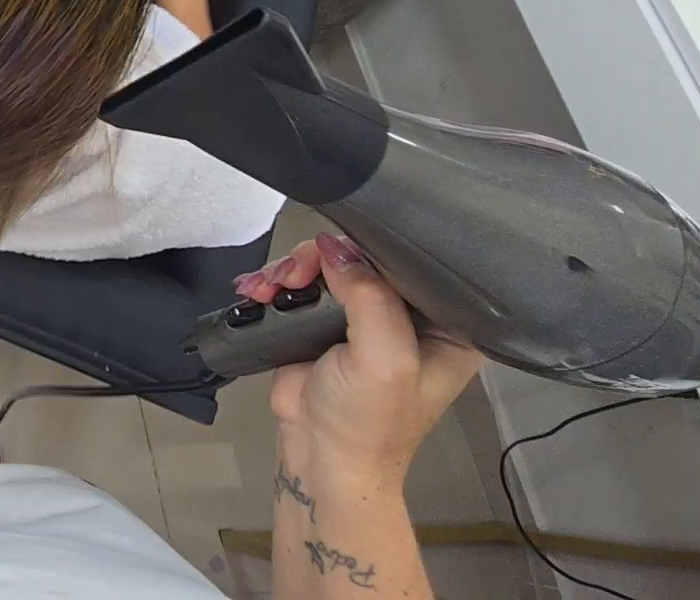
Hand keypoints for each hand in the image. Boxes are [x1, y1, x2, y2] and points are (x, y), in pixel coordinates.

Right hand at [247, 233, 485, 484]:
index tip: (329, 257)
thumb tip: (334, 246)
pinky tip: (254, 291)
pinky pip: (298, 285)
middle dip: (314, 262)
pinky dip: (272, 283)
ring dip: (285, 272)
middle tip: (288, 279)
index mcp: (445, 326)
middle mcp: (405, 316)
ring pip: (321, 267)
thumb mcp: (383, 360)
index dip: (369, 251)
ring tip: (263, 290)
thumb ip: (368, 298)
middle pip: (358, 259)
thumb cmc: (367, 418)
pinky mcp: (320, 322)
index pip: (411, 265)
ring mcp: (359, 317)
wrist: (318, 454)